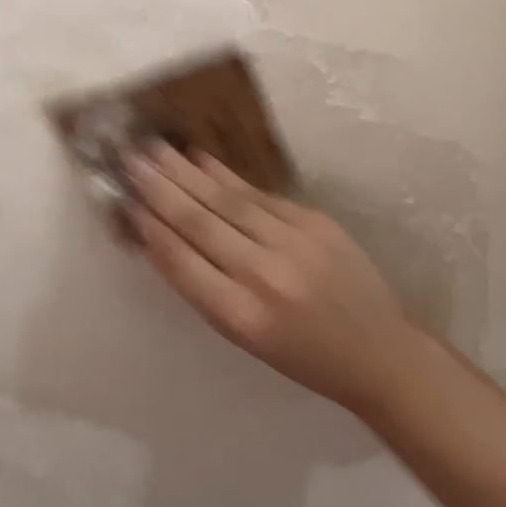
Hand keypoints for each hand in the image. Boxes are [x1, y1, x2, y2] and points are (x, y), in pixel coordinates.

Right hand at [123, 141, 424, 415]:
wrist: (380, 352)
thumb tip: (162, 239)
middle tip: (130, 159)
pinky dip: (227, 177)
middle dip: (160, 188)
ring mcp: (294, 243)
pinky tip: (201, 160)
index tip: (125, 200)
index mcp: (241, 316)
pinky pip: (260, 195)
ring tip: (155, 149)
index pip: (181, 262)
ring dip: (186, 172)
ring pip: (227, 200)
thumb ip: (204, 288)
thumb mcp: (245, 338)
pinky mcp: (316, 222)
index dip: (150, 229)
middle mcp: (264, 275)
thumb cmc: (303, 357)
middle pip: (200, 223)